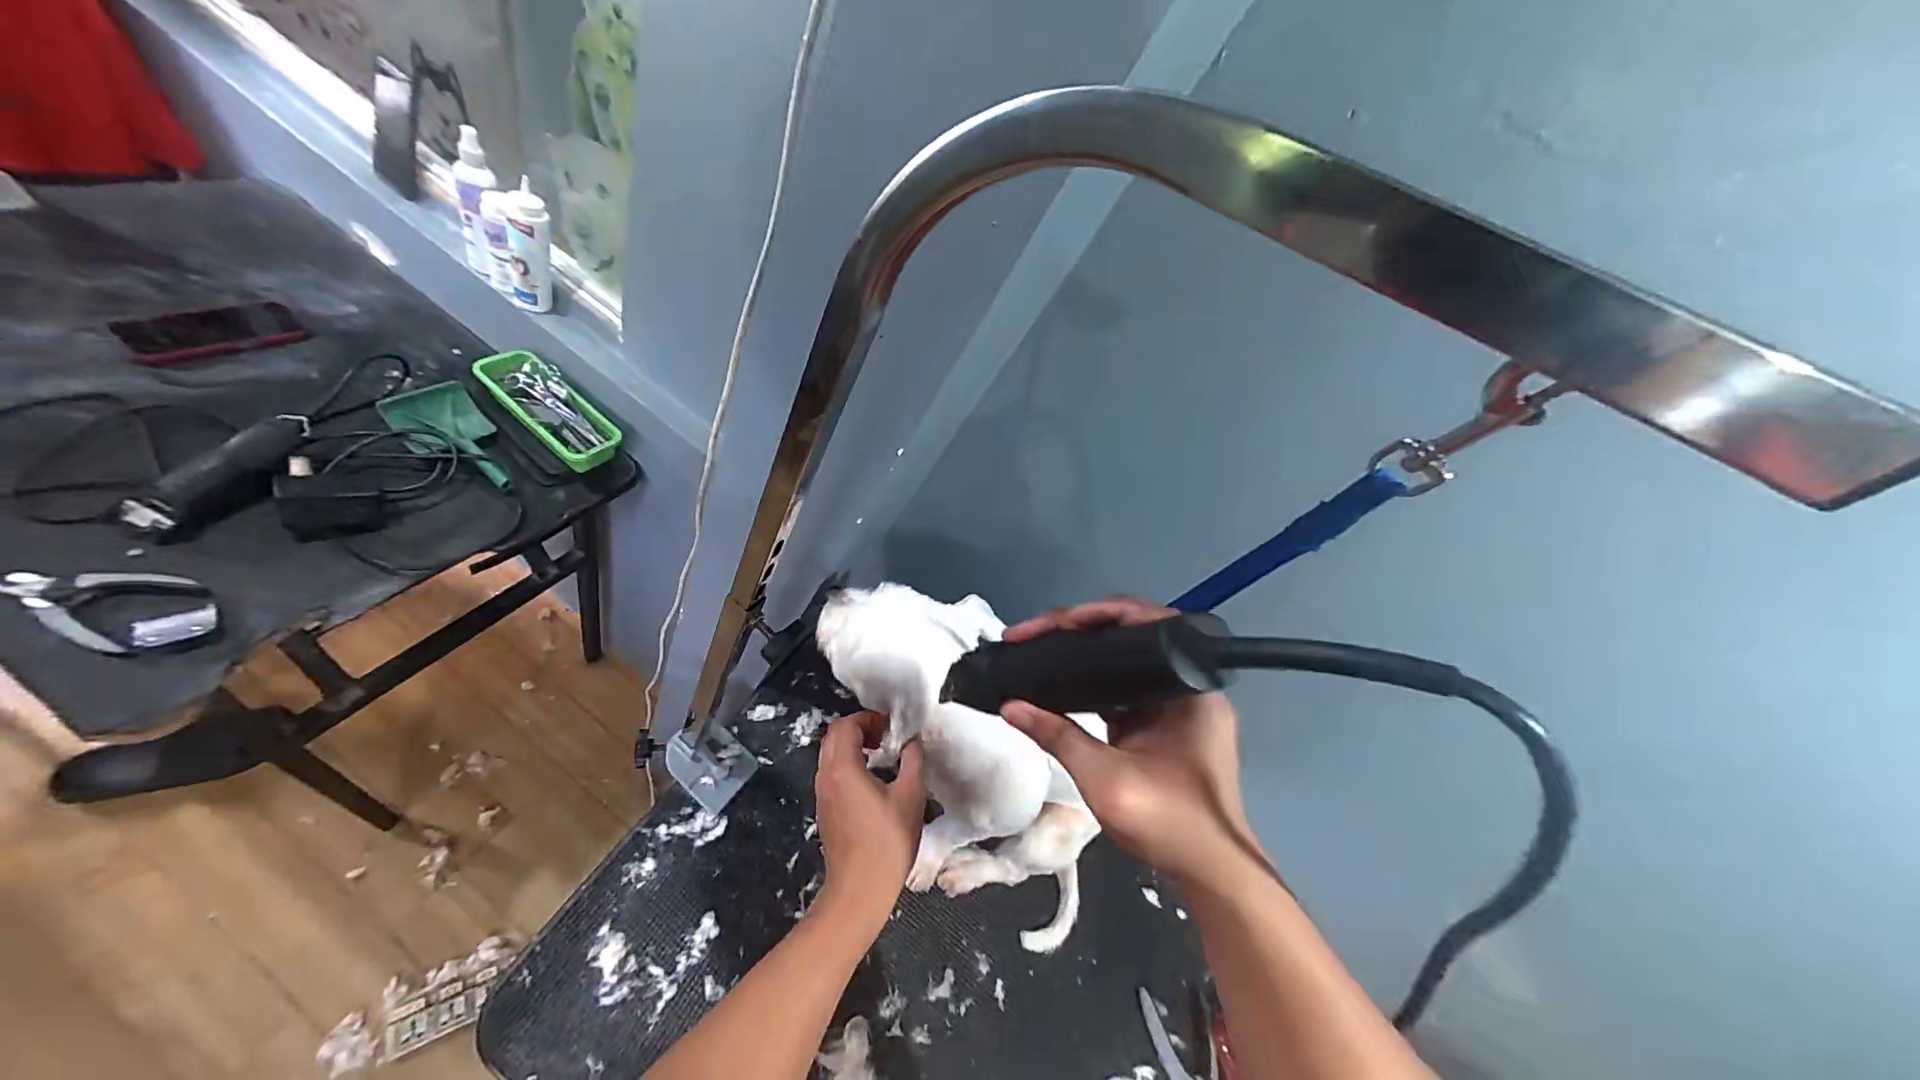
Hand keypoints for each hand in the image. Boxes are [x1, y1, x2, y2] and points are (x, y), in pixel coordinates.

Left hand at [813, 712, 926, 922]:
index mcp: (843, 769)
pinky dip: (848, 765)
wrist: (860, 889)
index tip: (891, 728)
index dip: (869, 719)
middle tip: (886, 738)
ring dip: (853, 747)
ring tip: (882, 756)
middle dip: (859, 729)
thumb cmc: (887, 842)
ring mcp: (822, 795)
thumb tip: (912, 741)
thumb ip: (912, 761)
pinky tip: (873, 780)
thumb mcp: (910, 796)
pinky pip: (832, 773)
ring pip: (830, 755)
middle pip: (834, 737)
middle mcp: (825, 777)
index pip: (846, 726)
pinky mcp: (825, 810)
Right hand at [1000, 598, 1271, 887]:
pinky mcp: (1166, 726)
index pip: (1143, 624)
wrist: (1211, 875)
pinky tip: (1064, 684)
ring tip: (1043, 651)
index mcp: (1188, 686)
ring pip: (1127, 665)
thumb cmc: (1169, 822)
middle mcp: (1189, 686)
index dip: (1096, 614)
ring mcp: (1178, 707)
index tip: (1054, 623)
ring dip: (1086, 658)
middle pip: (1132, 640)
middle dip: (1081, 632)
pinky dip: (1096, 686)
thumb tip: (1011, 706)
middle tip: (1037, 634)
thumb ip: (1057, 736)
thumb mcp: (1105, 777)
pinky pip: (1127, 692)